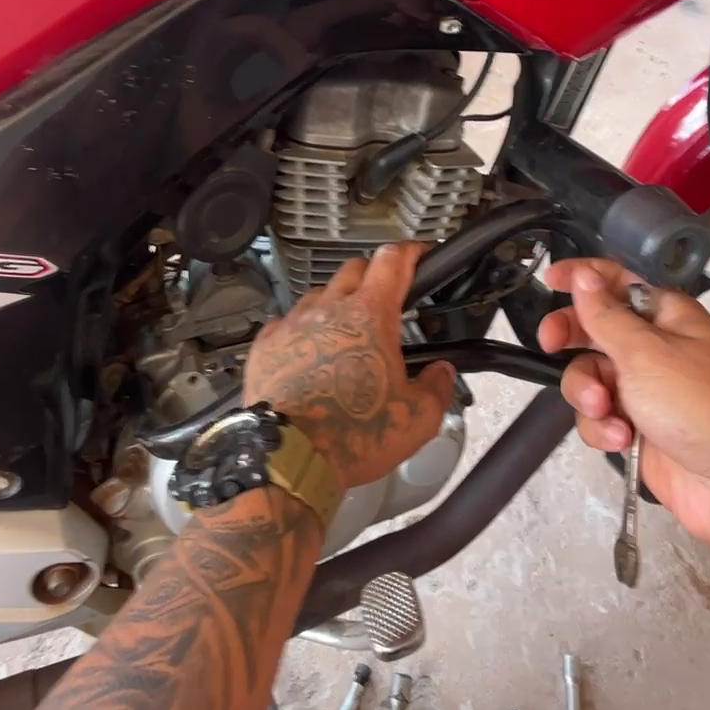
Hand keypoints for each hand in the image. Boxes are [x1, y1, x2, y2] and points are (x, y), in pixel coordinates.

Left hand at [242, 242, 457, 490]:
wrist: (289, 457)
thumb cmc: (351, 436)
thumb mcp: (417, 419)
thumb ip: (437, 387)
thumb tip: (442, 374)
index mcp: (370, 315)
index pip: (392, 260)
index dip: (409, 251)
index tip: (417, 254)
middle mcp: (329, 309)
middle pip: (354, 268)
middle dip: (373, 274)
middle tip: (384, 295)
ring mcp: (294, 323)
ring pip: (319, 293)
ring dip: (336, 303)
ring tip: (346, 330)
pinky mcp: (266, 345)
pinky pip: (286, 321)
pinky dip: (302, 328)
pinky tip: (309, 350)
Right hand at [536, 258, 709, 546]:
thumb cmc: (699, 405)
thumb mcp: (646, 352)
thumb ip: (604, 314)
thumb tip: (582, 274)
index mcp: (665, 316)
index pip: (616, 282)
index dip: (582, 277)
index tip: (550, 280)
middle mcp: (653, 347)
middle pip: (593, 328)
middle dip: (572, 341)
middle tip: (550, 344)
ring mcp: (642, 388)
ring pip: (588, 376)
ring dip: (588, 394)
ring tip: (607, 412)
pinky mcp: (634, 426)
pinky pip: (597, 416)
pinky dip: (602, 427)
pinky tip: (622, 440)